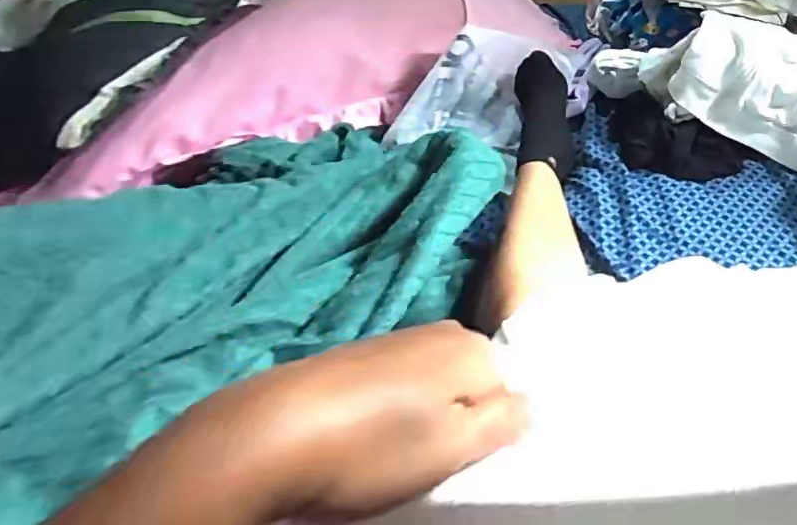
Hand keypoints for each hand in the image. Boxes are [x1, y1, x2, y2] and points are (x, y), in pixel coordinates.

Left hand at [168, 321, 526, 521]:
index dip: (486, 434)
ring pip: (433, 385)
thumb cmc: (372, 448)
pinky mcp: (363, 353)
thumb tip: (528, 407)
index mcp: (475, 348)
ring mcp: (403, 338)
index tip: (453, 464)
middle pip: (471, 385)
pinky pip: (398, 384)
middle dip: (455, 422)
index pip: (506, 392)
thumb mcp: (451, 450)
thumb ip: (504, 423)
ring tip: (385, 456)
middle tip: (420, 465)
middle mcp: (446, 331)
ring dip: (420, 418)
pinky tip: (360, 437)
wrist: (268, 434)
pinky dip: (388, 411)